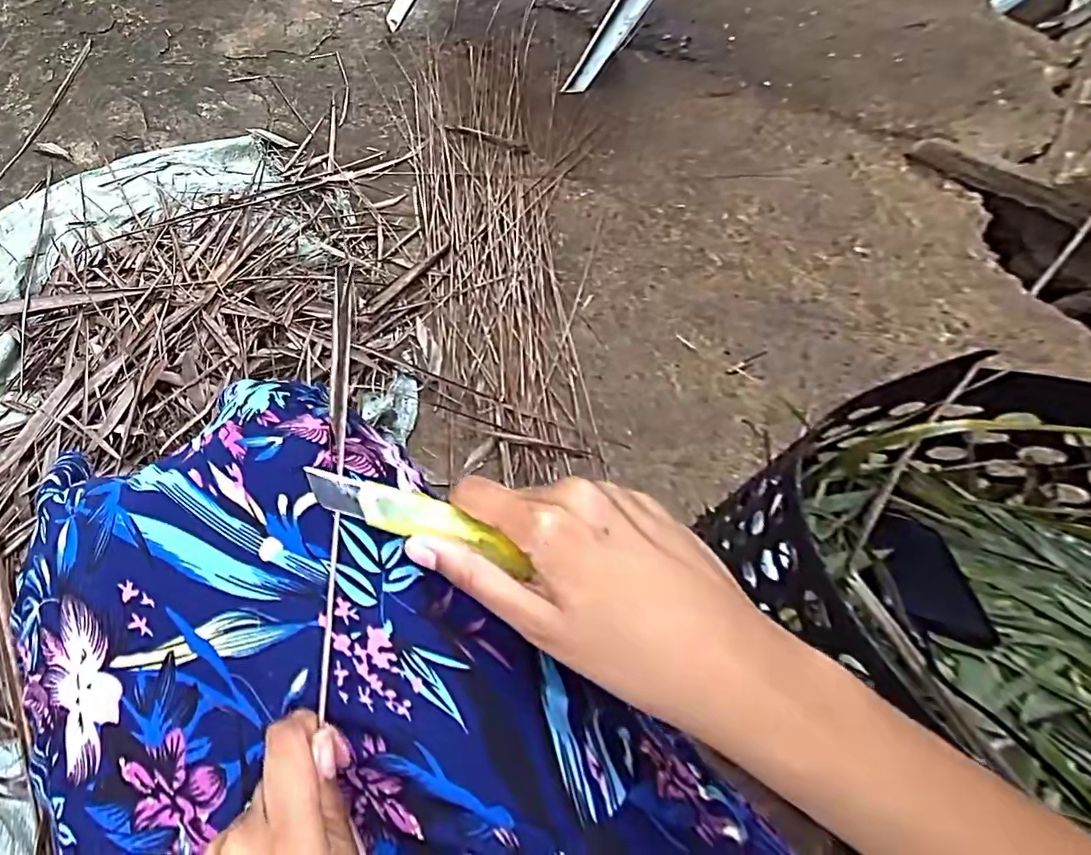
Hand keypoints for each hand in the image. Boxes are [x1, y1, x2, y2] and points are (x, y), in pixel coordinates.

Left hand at [208, 711, 359, 854]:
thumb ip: (331, 802)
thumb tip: (323, 738)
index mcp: (288, 838)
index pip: (284, 741)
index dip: (306, 728)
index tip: (328, 741)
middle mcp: (245, 834)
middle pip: (271, 772)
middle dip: (296, 785)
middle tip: (320, 824)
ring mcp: (221, 845)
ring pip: (255, 800)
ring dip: (275, 815)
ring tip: (296, 851)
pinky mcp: (210, 851)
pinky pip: (238, 826)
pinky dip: (256, 837)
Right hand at [403, 476, 797, 742]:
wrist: (746, 672)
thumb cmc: (630, 657)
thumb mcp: (539, 625)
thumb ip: (473, 575)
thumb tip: (419, 543)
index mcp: (545, 522)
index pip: (469, 491)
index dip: (462, 520)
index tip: (477, 553)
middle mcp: (577, 493)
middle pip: (513, 500)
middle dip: (512, 533)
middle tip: (544, 586)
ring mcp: (617, 494)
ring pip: (552, 501)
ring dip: (552, 531)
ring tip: (590, 583)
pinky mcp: (649, 502)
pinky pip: (593, 504)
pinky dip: (590, 529)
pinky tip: (622, 572)